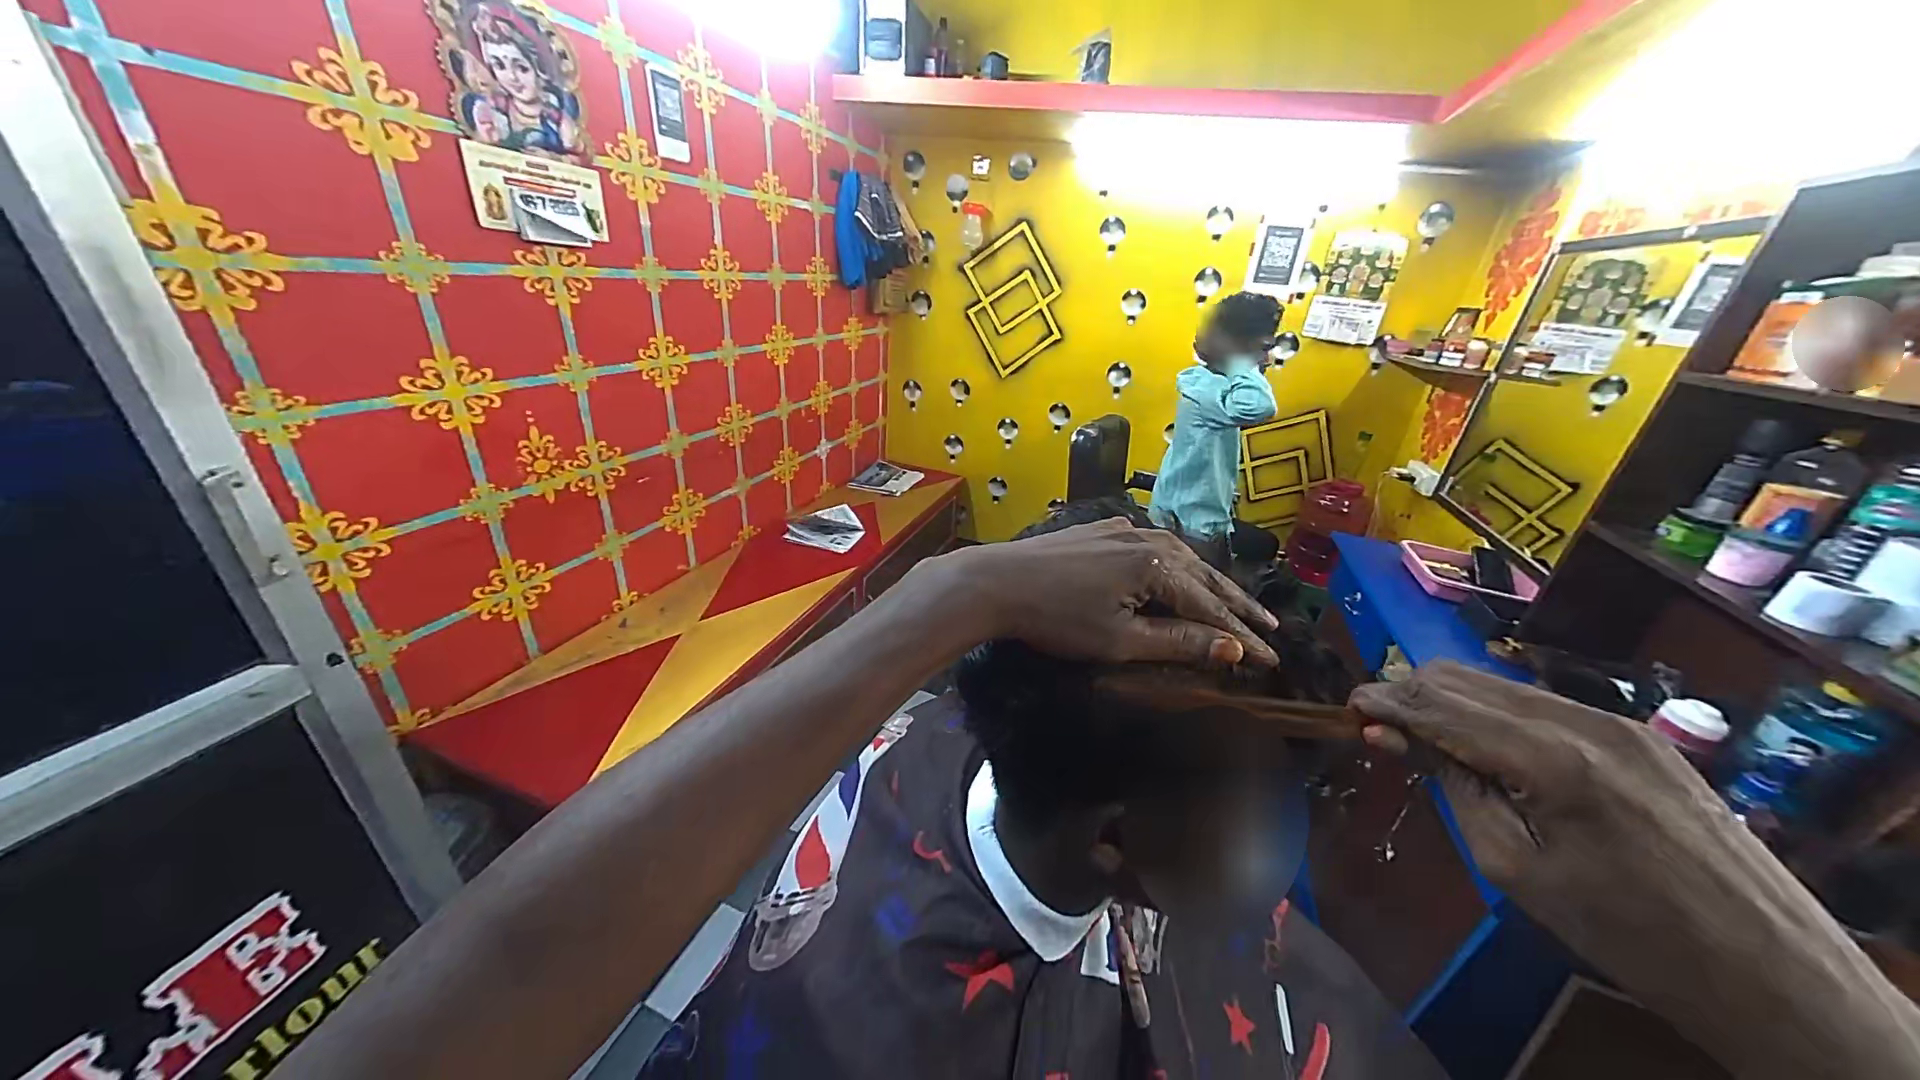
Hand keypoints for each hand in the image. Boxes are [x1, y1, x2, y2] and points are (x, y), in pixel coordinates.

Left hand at [934, 517, 1279, 668]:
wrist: (997, 581)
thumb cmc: (1057, 617)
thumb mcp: (1120, 640)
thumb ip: (1178, 642)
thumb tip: (1234, 649)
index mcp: (1159, 566)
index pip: (1212, 609)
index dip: (1243, 637)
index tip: (1272, 660)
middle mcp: (1150, 539)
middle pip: (1205, 577)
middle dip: (1238, 605)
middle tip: (1272, 627)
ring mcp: (1126, 529)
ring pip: (1183, 558)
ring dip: (1211, 583)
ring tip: (1236, 603)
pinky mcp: (1105, 529)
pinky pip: (1156, 546)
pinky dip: (1179, 566)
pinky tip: (1184, 571)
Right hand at [1351, 662, 1919, 1078]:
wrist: (1778, 977)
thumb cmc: (1623, 933)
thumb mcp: (1511, 864)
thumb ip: (1449, 783)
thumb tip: (1388, 735)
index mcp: (1550, 759)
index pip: (1438, 705)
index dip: (1384, 701)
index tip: (1346, 707)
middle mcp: (1583, 720)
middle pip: (1462, 677)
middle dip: (1409, 692)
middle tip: (1378, 725)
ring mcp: (1618, 721)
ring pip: (1497, 683)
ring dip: (1448, 699)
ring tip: (1421, 732)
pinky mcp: (1639, 734)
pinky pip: (1540, 703)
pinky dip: (1492, 712)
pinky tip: (1482, 742)